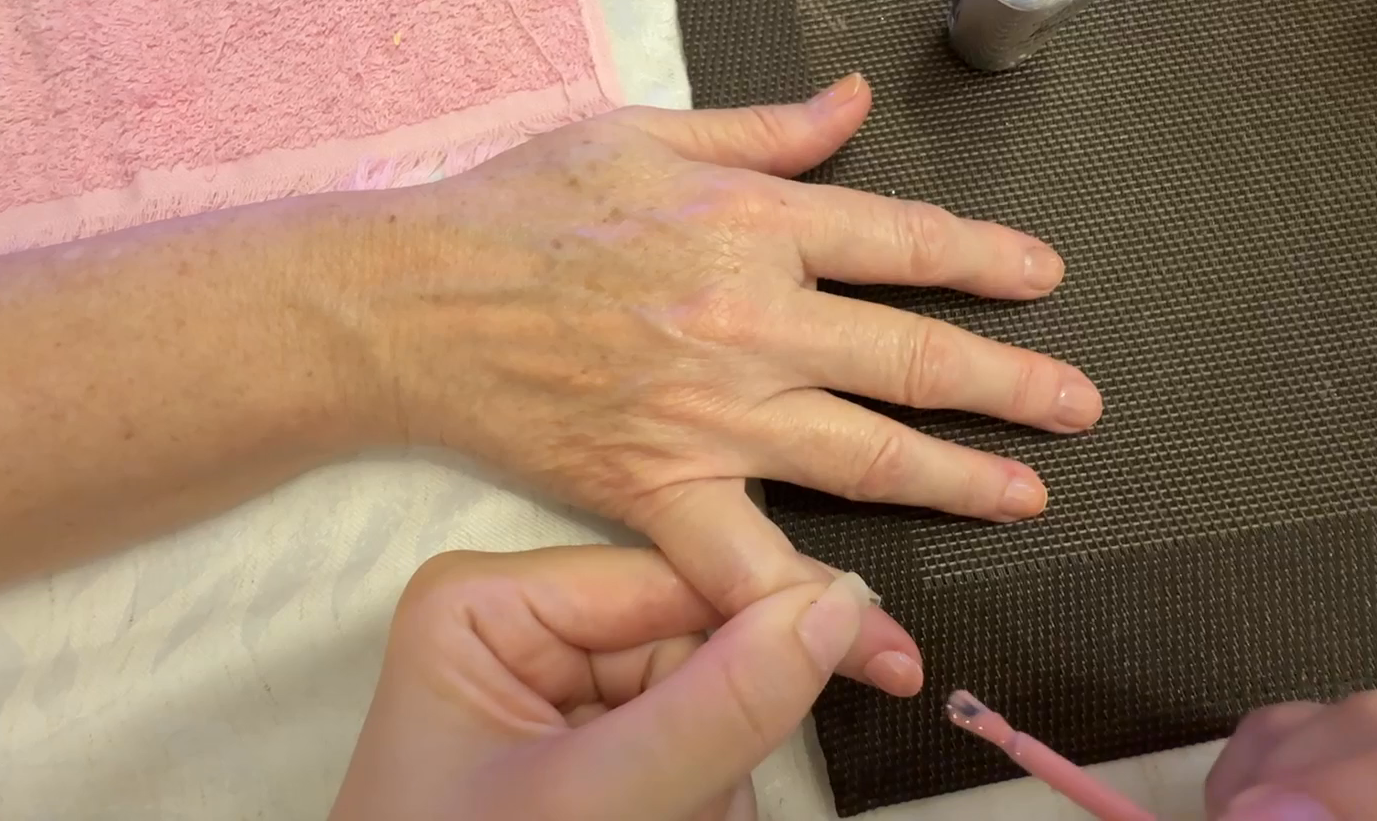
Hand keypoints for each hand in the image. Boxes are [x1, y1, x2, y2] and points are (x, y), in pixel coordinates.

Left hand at [331, 546, 871, 820]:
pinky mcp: (577, 731)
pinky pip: (674, 736)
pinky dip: (695, 789)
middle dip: (726, 725)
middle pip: (682, 639)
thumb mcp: (589, 805)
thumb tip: (838, 604)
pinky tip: (673, 816)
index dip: (774, 612)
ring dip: (713, 772)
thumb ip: (714, 707)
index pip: (665, 580)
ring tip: (677, 820)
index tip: (885, 650)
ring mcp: (551, 675)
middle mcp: (523, 620)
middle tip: (717, 804)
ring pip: (691, 694)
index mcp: (491, 601)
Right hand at [347, 75, 1099, 695]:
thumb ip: (765, 127)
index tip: (1035, 277)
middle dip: (1006, 381)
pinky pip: (749, 566)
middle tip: (1073, 402)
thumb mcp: (645, 132)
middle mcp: (748, 323)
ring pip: (864, 454)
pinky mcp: (658, 489)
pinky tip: (882, 654)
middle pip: (908, 357)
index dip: (982, 258)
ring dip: (958, 478)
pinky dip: (817, 617)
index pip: (901, 242)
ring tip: (1025, 494)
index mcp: (750, 225)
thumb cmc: (525, 202)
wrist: (419, 297)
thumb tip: (854, 101)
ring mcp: (709, 417)